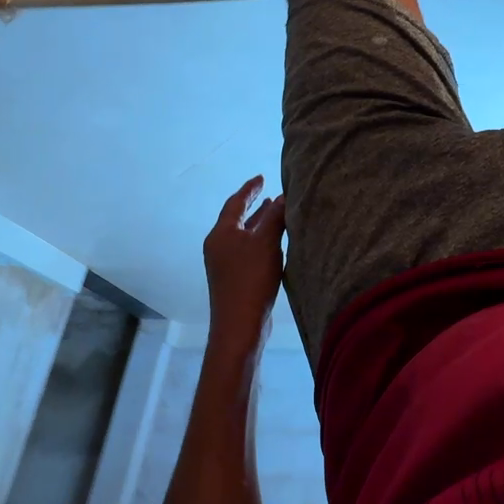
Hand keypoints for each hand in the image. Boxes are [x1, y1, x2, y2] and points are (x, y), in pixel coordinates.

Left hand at [203, 176, 286, 349]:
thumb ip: (275, 217)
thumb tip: (284, 196)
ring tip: (275, 213)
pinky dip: (260, 240)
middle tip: (270, 194)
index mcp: (221, 233)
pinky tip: (275, 243)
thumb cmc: (251, 278)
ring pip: (243, 235)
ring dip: (258, 223)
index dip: (249, 189)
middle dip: (254, 206)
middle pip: (236, 219)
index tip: (261, 177)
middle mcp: (218, 246)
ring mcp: (224, 264)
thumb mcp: (266, 242)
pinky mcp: (233, 279)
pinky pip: (247, 249)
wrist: (239, 325)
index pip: (235, 203)